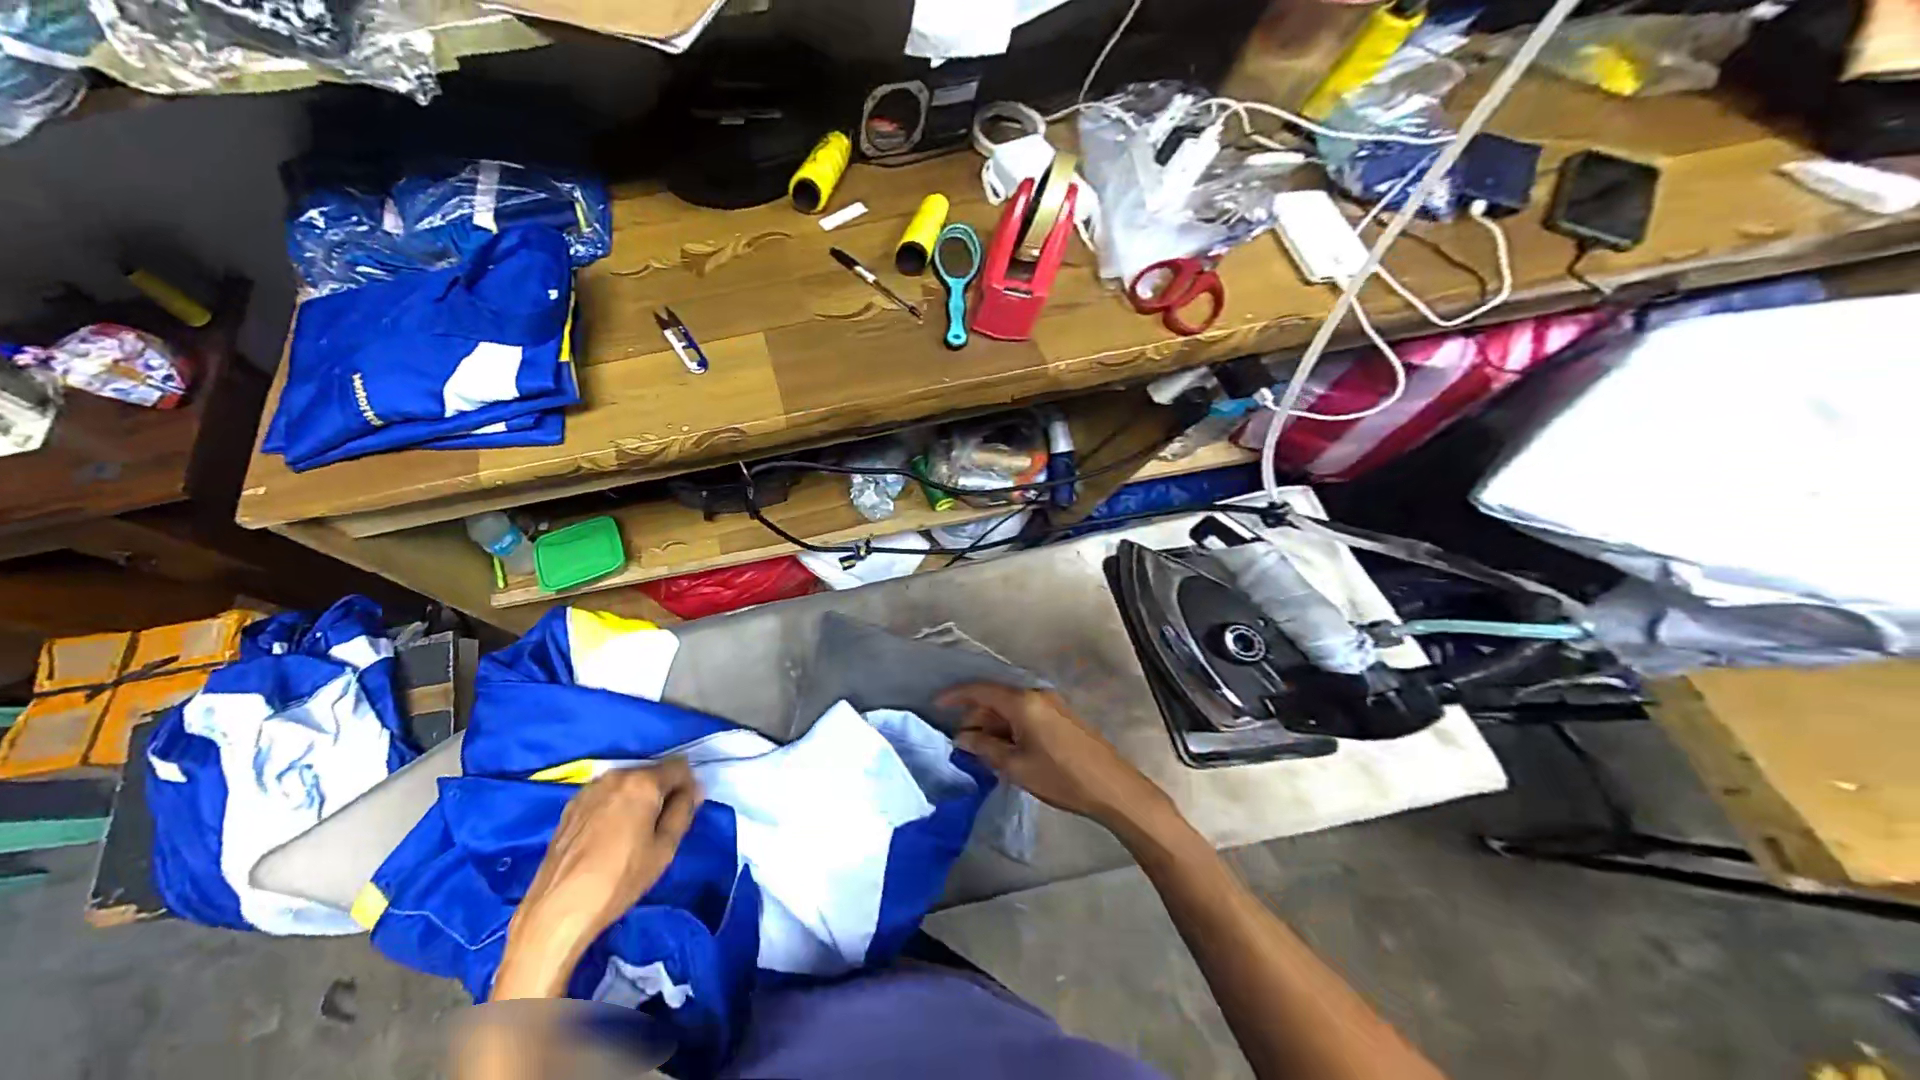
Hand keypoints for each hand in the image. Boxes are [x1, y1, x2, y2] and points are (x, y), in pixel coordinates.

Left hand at [494, 761, 700, 998]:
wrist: (558, 908)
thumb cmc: (620, 878)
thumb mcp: (665, 849)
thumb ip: (683, 811)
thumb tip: (693, 790)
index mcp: (642, 782)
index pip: (679, 766)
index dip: (688, 785)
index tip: (685, 810)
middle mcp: (615, 776)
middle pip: (651, 772)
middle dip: (661, 791)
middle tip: (660, 825)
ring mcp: (589, 790)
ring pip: (627, 783)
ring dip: (637, 798)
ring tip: (632, 832)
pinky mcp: (570, 807)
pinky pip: (605, 795)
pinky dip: (614, 806)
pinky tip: (608, 836)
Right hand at [939, 683, 1171, 831]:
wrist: (1112, 788)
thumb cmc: (1060, 776)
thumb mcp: (1016, 766)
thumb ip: (985, 748)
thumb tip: (962, 738)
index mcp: (1023, 702)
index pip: (981, 690)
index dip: (956, 696)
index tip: (936, 705)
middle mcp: (1036, 695)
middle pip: (996, 699)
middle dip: (975, 718)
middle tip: (961, 744)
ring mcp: (1051, 705)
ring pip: (1010, 708)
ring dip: (993, 725)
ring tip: (981, 752)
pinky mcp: (1061, 717)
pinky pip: (1025, 715)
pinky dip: (1009, 728)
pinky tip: (1004, 750)